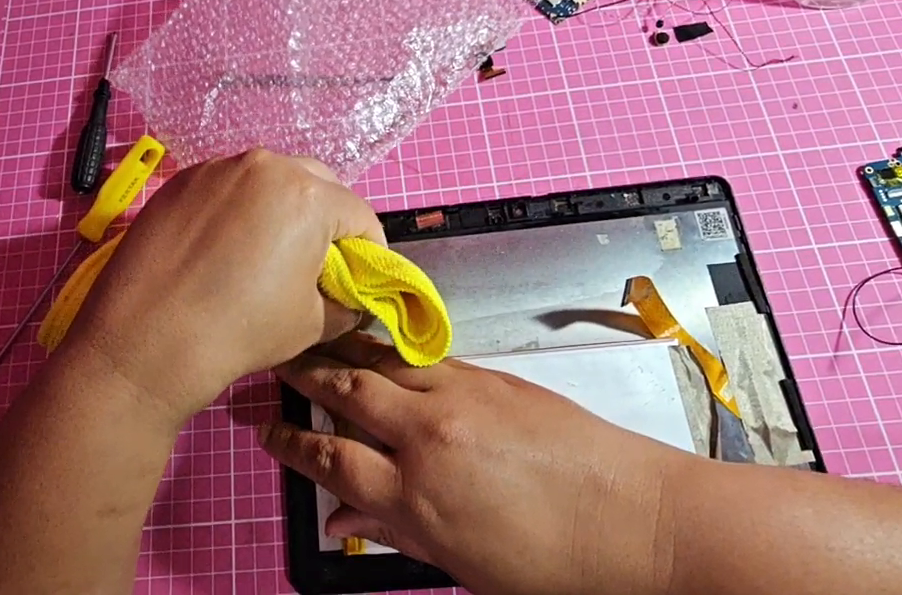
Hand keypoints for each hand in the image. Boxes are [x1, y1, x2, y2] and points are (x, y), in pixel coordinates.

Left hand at [64, 149, 383, 424]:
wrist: (144, 340)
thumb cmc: (240, 331)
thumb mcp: (314, 324)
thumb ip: (347, 299)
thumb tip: (351, 291)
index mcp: (308, 195)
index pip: (360, 215)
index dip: (369, 250)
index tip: (359, 277)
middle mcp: (267, 165)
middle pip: (319, 184)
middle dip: (328, 218)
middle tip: (314, 261)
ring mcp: (219, 167)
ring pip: (271, 179)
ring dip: (282, 207)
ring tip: (263, 251)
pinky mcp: (183, 178)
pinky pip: (229, 185)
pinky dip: (239, 207)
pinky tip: (221, 247)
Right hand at [263, 334, 693, 594]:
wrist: (634, 520)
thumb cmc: (552, 563)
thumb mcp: (460, 563)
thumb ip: (393, 530)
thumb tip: (342, 518)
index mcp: (417, 498)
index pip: (329, 459)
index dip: (289, 442)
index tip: (266, 430)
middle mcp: (429, 435)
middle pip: (346, 391)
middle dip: (304, 375)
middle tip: (276, 364)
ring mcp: (459, 396)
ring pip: (382, 360)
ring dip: (343, 349)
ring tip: (315, 338)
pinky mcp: (487, 374)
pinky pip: (424, 355)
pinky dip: (392, 350)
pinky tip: (379, 347)